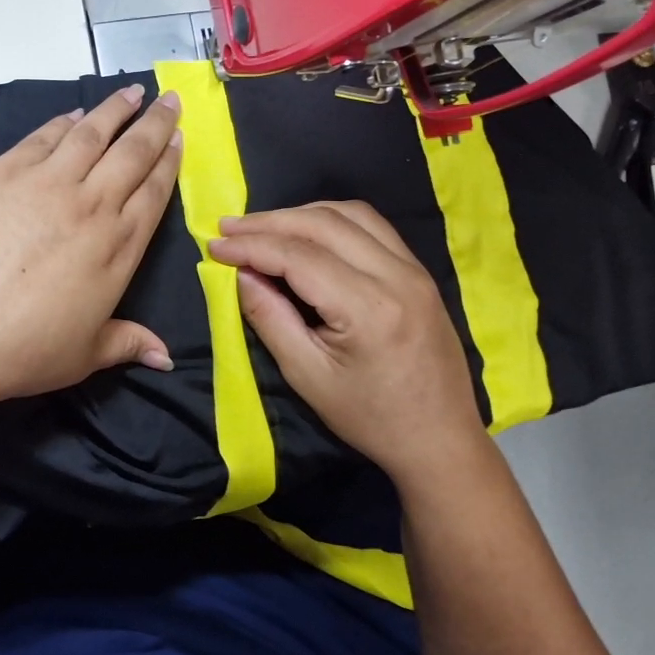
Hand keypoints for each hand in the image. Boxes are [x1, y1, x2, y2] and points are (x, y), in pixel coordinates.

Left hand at [0, 83, 182, 400]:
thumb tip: (166, 357)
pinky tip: (73, 114)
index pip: (154, 192)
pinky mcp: (6, 169)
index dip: (169, 161)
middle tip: (169, 100)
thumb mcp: (83, 355)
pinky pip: (44, 137)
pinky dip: (63, 122)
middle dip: (154, 123)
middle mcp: (92, 204)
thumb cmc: (23, 344)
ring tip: (130, 91)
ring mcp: (48, 181)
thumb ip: (127, 344)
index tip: (179, 137)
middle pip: (132, 153)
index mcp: (118, 246)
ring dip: (114, 110)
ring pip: (91, 134)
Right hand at [207, 201, 486, 480]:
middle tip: (228, 228)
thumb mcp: (307, 376)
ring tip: (262, 228)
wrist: (440, 440)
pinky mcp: (420, 272)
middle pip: (323, 223)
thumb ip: (269, 318)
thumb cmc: (369, 417)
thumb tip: (239, 273)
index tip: (214, 245)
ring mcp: (414, 270)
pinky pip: (371, 225)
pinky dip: (330, 219)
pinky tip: (305, 233)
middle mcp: (397, 276)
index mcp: (368, 308)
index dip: (251, 245)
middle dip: (270, 221)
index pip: (298, 255)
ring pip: (350, 214)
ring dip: (300, 214)